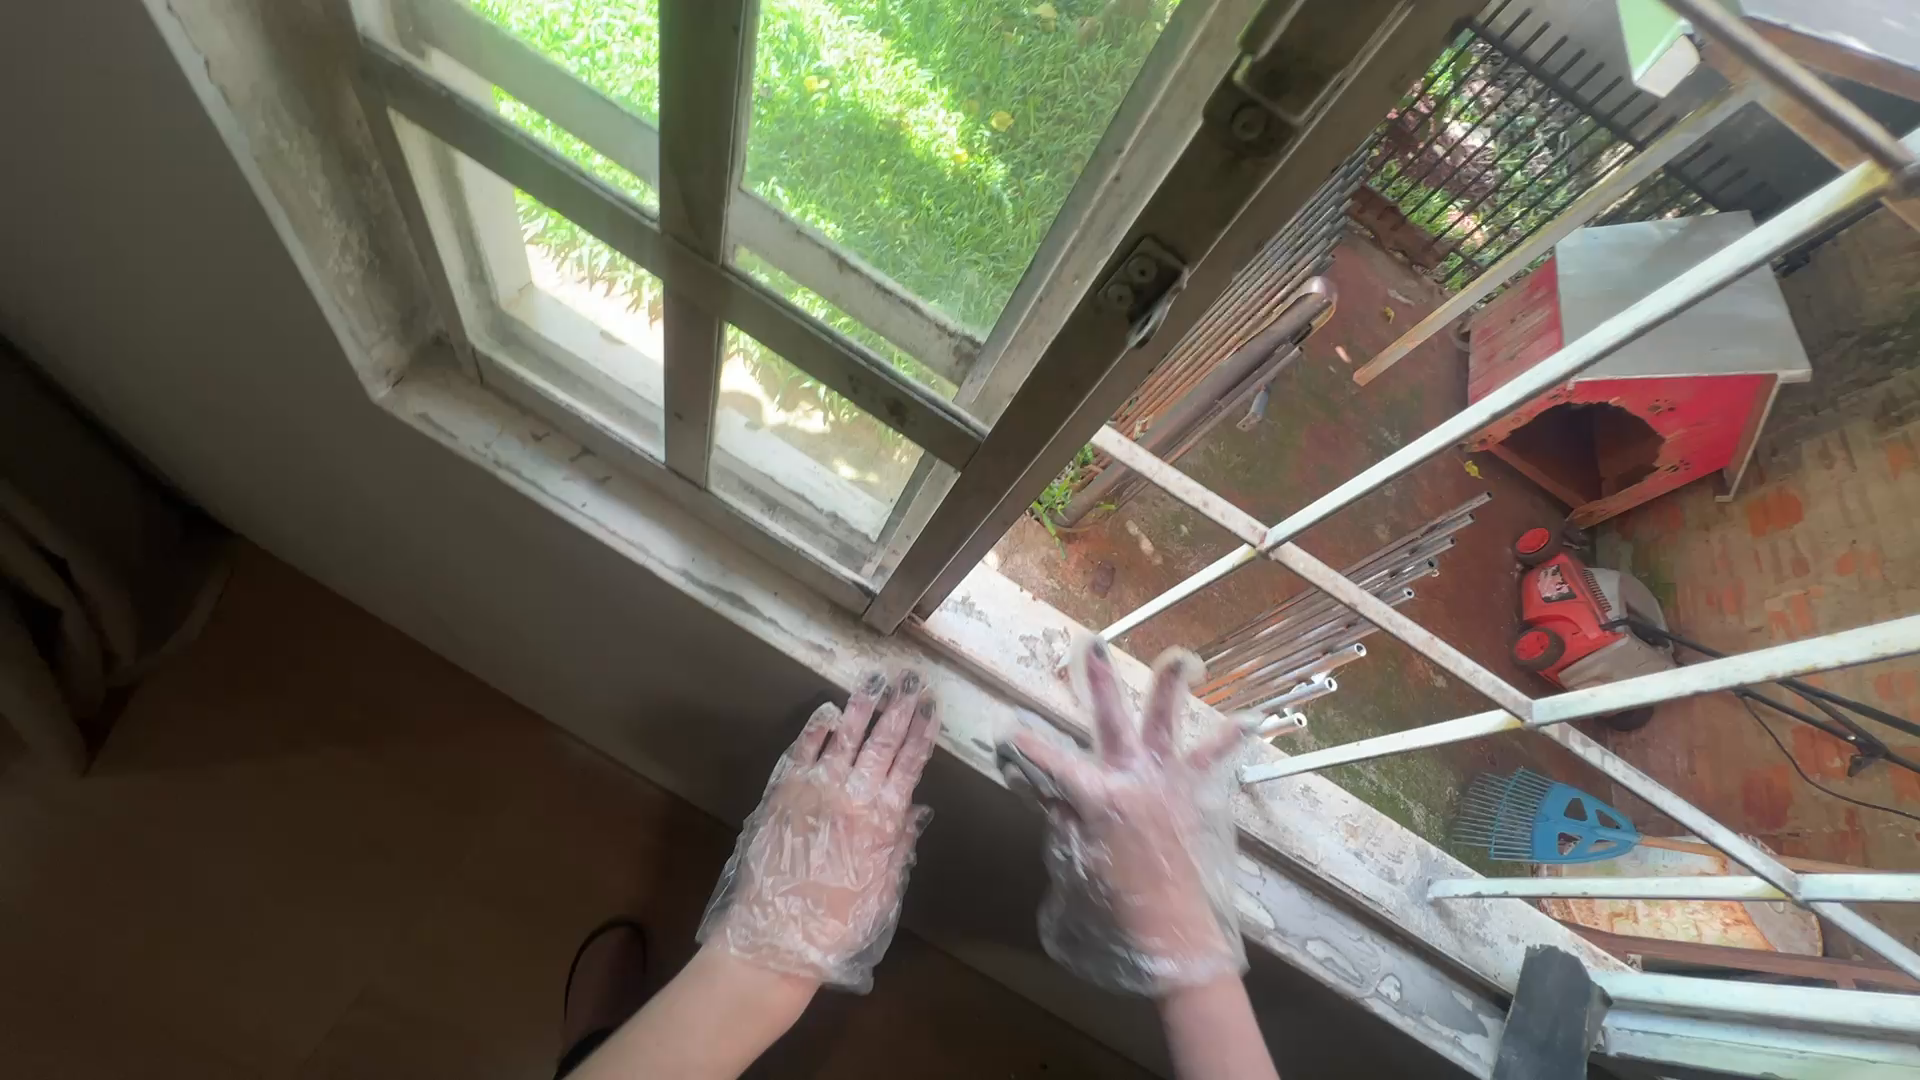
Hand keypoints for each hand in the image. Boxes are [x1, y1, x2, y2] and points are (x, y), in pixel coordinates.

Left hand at [698, 670, 939, 992]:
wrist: (774, 939)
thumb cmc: (836, 923)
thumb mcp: (883, 891)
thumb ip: (900, 845)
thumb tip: (918, 809)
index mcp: (881, 820)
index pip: (909, 765)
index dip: (922, 733)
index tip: (932, 707)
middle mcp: (852, 795)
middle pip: (882, 741)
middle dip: (900, 707)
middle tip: (911, 678)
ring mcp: (815, 788)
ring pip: (845, 736)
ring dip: (862, 705)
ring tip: (874, 677)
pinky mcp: (783, 791)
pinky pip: (803, 750)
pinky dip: (816, 728)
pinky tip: (828, 709)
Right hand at [1011, 638, 1246, 994]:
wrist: (1172, 932)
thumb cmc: (1115, 897)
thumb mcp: (1074, 854)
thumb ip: (1059, 812)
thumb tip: (1038, 782)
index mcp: (1099, 797)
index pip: (1052, 763)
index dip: (1027, 747)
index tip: (1007, 732)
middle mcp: (1133, 779)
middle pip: (1111, 722)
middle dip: (1099, 682)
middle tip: (1093, 646)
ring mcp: (1167, 782)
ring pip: (1165, 727)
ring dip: (1169, 691)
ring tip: (1179, 659)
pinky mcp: (1192, 795)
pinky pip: (1211, 762)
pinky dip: (1226, 741)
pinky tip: (1250, 718)